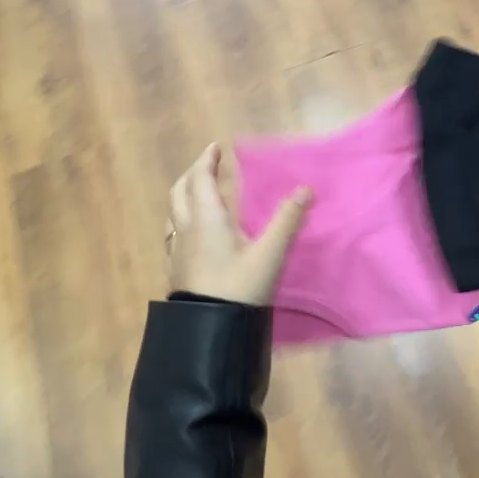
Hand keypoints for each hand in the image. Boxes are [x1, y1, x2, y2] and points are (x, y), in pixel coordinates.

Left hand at [166, 143, 311, 305]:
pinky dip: (181, 220)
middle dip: (193, 174)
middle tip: (208, 166)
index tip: (215, 147)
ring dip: (184, 195)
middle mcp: (186, 228)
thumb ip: (287, 220)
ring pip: (173, 212)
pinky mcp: (176, 268)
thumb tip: (305, 189)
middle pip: (180, 191)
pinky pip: (172, 233)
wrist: (210, 330)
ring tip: (199, 194)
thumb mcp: (270, 253)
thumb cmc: (240, 287)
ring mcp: (176, 249)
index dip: (207, 160)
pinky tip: (193, 233)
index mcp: (207, 218)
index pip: (200, 178)